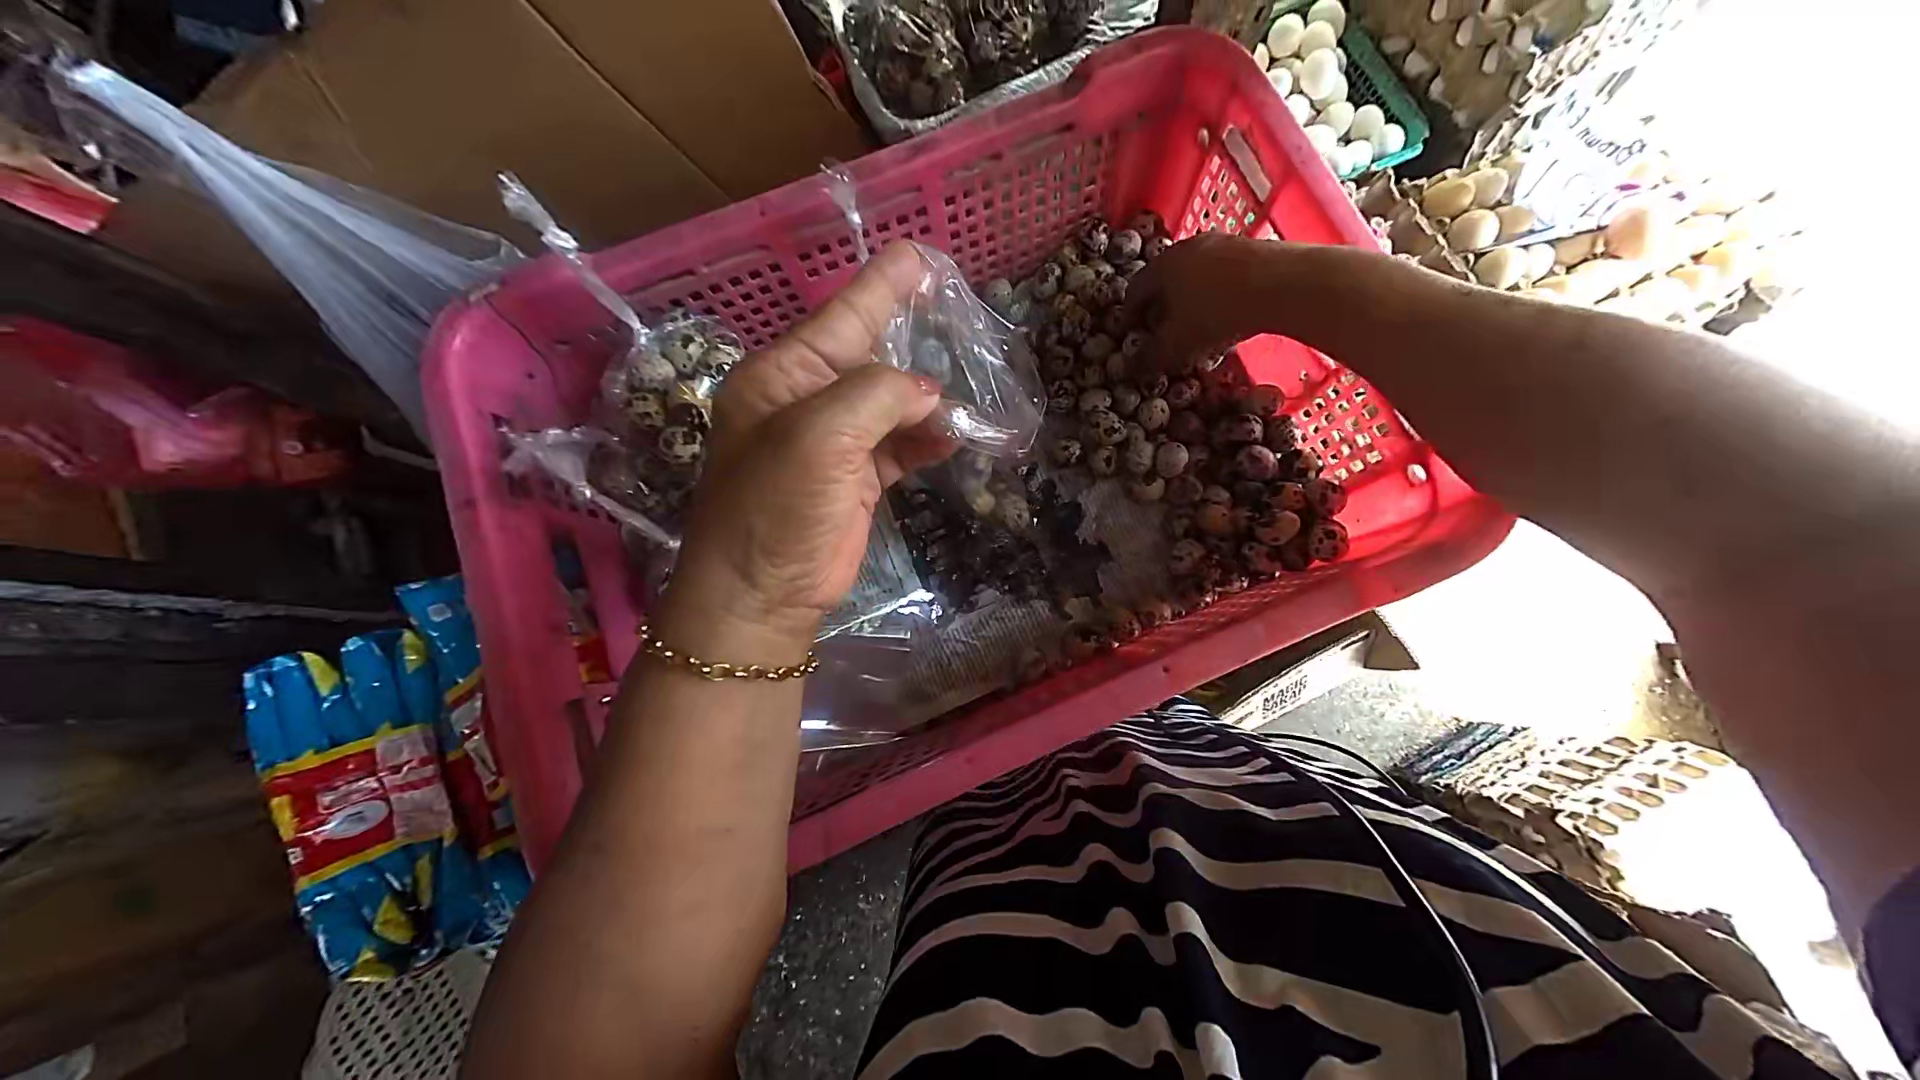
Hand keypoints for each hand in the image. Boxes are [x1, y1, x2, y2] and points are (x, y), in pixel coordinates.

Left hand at [661, 241, 954, 645]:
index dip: (884, 285)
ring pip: (892, 404)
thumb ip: (876, 395)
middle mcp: (809, 400)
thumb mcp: (818, 438)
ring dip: (929, 403)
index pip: (843, 314)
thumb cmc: (774, 509)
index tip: (924, 256)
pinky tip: (954, 440)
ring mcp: (834, 442)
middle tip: (961, 317)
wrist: (761, 595)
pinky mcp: (856, 479)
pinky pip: (900, 445)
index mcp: (785, 374)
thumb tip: (928, 394)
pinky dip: (926, 441)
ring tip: (969, 399)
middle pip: (871, 356)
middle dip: (913, 342)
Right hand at [1124, 233, 1393, 374]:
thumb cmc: (1216, 313)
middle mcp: (1187, 247)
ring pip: (1196, 278)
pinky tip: (1229, 319)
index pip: (1134, 291)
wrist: (1284, 285)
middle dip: (1162, 309)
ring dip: (1192, 303)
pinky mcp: (1253, 249)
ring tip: (1198, 330)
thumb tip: (1132, 368)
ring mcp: (1223, 243)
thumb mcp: (1176, 345)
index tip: (1132, 337)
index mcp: (1161, 265)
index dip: (1130, 317)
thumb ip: (1150, 357)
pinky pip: (1224, 277)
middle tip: (1164, 335)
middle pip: (1165, 282)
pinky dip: (1218, 297)